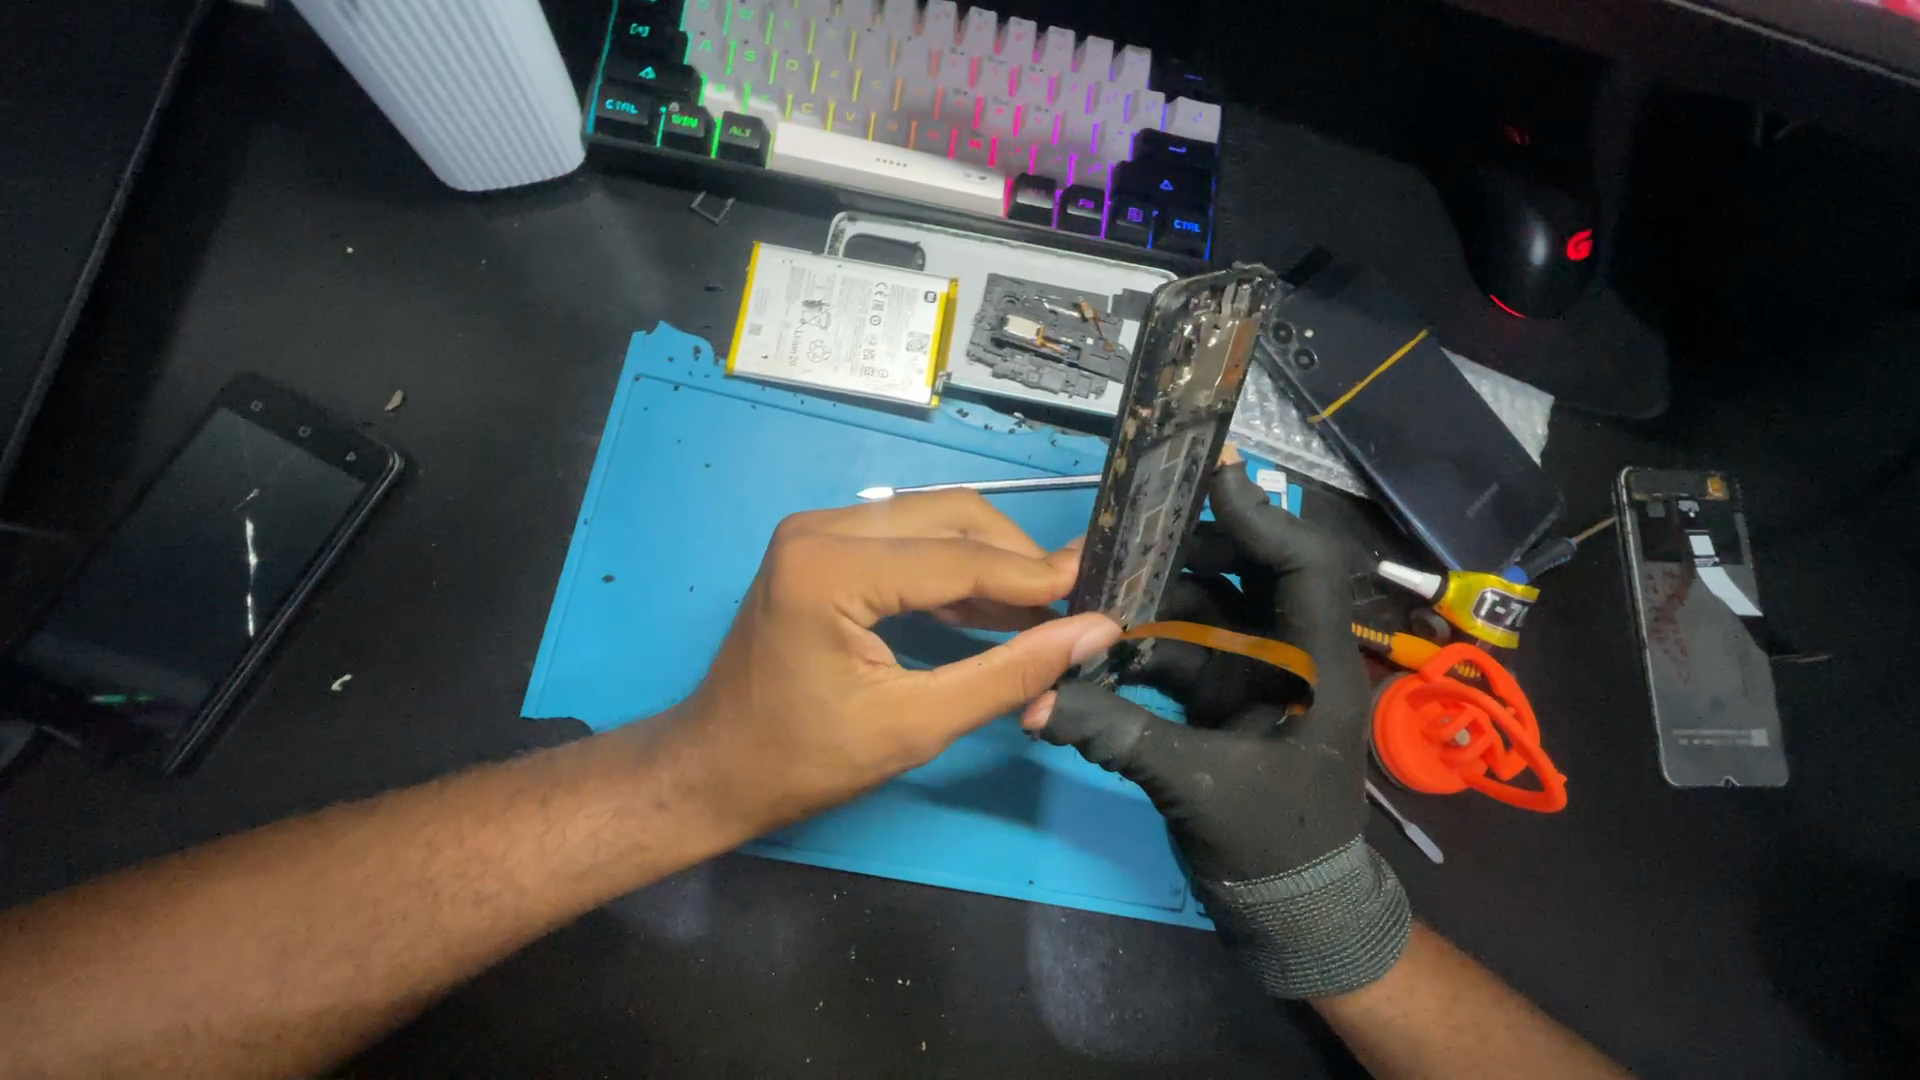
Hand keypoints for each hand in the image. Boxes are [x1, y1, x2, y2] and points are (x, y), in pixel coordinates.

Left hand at [660, 491, 1120, 843]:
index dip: (1034, 578)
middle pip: (950, 518)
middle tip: (1072, 605)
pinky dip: (955, 574)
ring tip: (1044, 612)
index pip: (957, 558)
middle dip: (1017, 560)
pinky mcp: (823, 548)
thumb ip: (1008, 674)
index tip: (1096, 596)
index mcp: (831, 568)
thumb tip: (1092, 634)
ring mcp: (818, 532)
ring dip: (991, 564)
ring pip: (933, 522)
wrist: (714, 768)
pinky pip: (907, 543)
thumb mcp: (915, 724)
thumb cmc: (803, 760)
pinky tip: (996, 610)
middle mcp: (822, 528)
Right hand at [1025, 451, 1411, 998]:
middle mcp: (1284, 656)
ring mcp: (1249, 676)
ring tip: (1092, 583)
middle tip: (1123, 530)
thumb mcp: (1197, 784)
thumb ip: (1116, 736)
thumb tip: (1035, 705)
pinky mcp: (1218, 698)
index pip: (1303, 566)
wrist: (1289, 907)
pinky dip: (1136, 647)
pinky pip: (1175, 653)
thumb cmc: (1271, 841)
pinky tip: (1093, 643)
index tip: (1210, 478)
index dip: (1260, 518)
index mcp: (1312, 664)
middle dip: (1183, 551)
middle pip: (1241, 576)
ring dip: (1146, 602)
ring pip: (1199, 613)